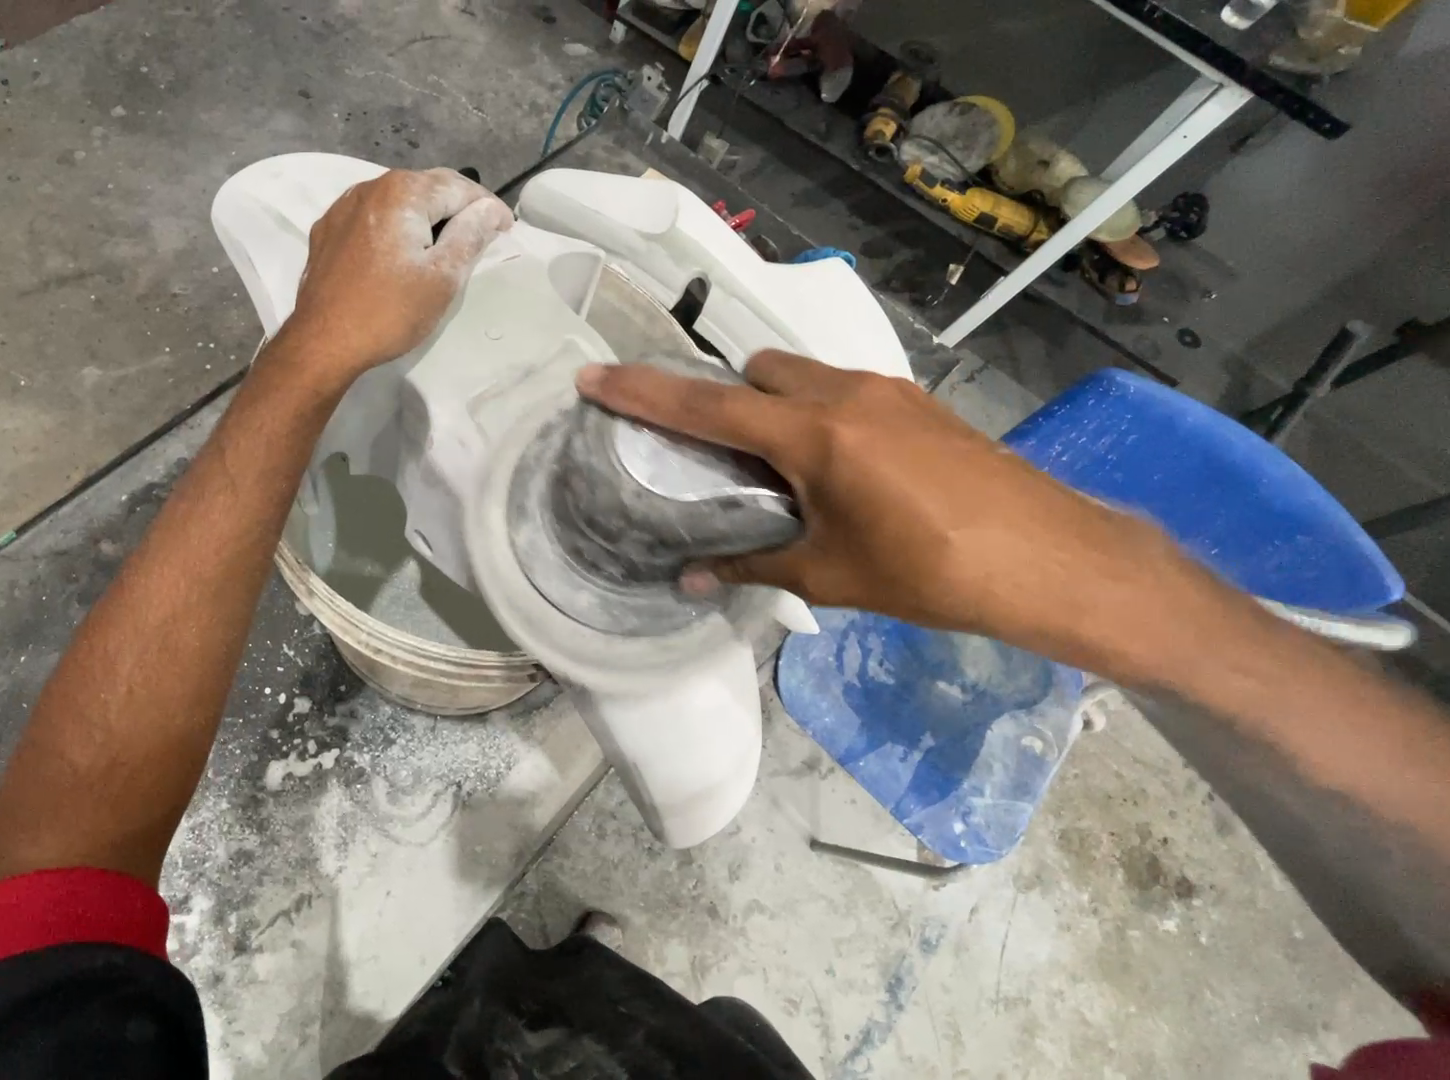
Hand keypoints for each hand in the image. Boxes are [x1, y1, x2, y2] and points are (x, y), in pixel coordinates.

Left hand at [279, 167, 512, 385]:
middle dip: (456, 207)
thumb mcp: (442, 278)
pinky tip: (400, 250)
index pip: (459, 187)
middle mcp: (371, 187)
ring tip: (442, 243)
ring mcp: (344, 208)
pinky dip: (394, 227)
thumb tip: (490, 209)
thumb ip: (471, 235)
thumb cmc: (390, 312)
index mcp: (404, 192)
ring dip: (424, 216)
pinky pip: (372, 218)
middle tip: (480, 234)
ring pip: (397, 201)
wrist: (324, 342)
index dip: (487, 207)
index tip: (505, 230)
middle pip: (427, 188)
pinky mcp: (327, 231)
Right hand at [575, 350, 1225, 677]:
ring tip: (782, 469)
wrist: (1056, 561)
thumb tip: (687, 579)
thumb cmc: (933, 573)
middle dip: (725, 399)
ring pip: (802, 374)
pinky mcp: (919, 404)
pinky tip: (840, 472)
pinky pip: (843, 389)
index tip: (592, 378)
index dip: (642, 393)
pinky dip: (818, 415)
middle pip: (755, 370)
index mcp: (813, 436)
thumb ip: (751, 566)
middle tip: (722, 457)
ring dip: (774, 406)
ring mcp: (888, 392)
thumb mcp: (830, 576)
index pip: (706, 406)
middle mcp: (845, 395)